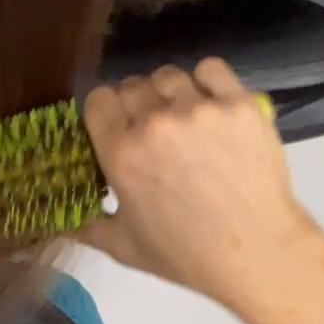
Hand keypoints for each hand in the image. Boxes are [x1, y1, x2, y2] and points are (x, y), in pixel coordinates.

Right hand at [79, 58, 323, 312]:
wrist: (262, 255)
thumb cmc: (190, 255)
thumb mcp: (128, 248)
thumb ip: (90, 228)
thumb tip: (62, 222)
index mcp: (121, 152)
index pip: (98, 98)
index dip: (107, 110)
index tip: (119, 124)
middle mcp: (153, 123)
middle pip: (132, 85)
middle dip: (139, 105)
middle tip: (157, 129)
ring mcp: (197, 109)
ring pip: (169, 75)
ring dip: (172, 92)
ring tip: (187, 115)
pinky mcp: (237, 103)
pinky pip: (211, 68)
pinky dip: (209, 81)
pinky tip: (213, 102)